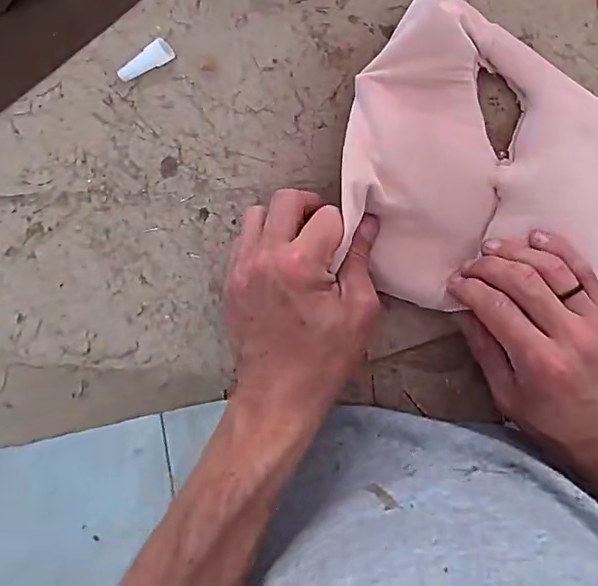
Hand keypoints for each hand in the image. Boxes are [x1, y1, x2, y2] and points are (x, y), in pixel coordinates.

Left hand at [224, 189, 380, 422]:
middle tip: (327, 232)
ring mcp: (241, 269)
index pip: (328, 214)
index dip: (345, 226)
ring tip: (301, 243)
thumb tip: (367, 223)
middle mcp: (265, 258)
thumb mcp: (360, 309)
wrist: (277, 397)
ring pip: (258, 213)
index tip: (349, 247)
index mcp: (299, 263)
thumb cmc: (325, 357)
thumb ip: (361, 259)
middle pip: (287, 199)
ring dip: (284, 219)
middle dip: (313, 207)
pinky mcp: (230, 282)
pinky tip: (282, 262)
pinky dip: (264, 239)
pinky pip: (244, 239)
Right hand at [449, 231, 597, 479]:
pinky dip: (560, 248)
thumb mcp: (511, 401)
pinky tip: (536, 237)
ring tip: (494, 246)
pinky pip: (583, 269)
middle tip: (470, 263)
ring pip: (553, 269)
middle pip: (523, 282)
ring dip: (520, 251)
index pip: (497, 308)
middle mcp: (568, 335)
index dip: (471, 289)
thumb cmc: (559, 429)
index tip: (454, 282)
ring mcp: (592, 319)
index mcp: (539, 363)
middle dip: (490, 266)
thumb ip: (487, 353)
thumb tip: (465, 312)